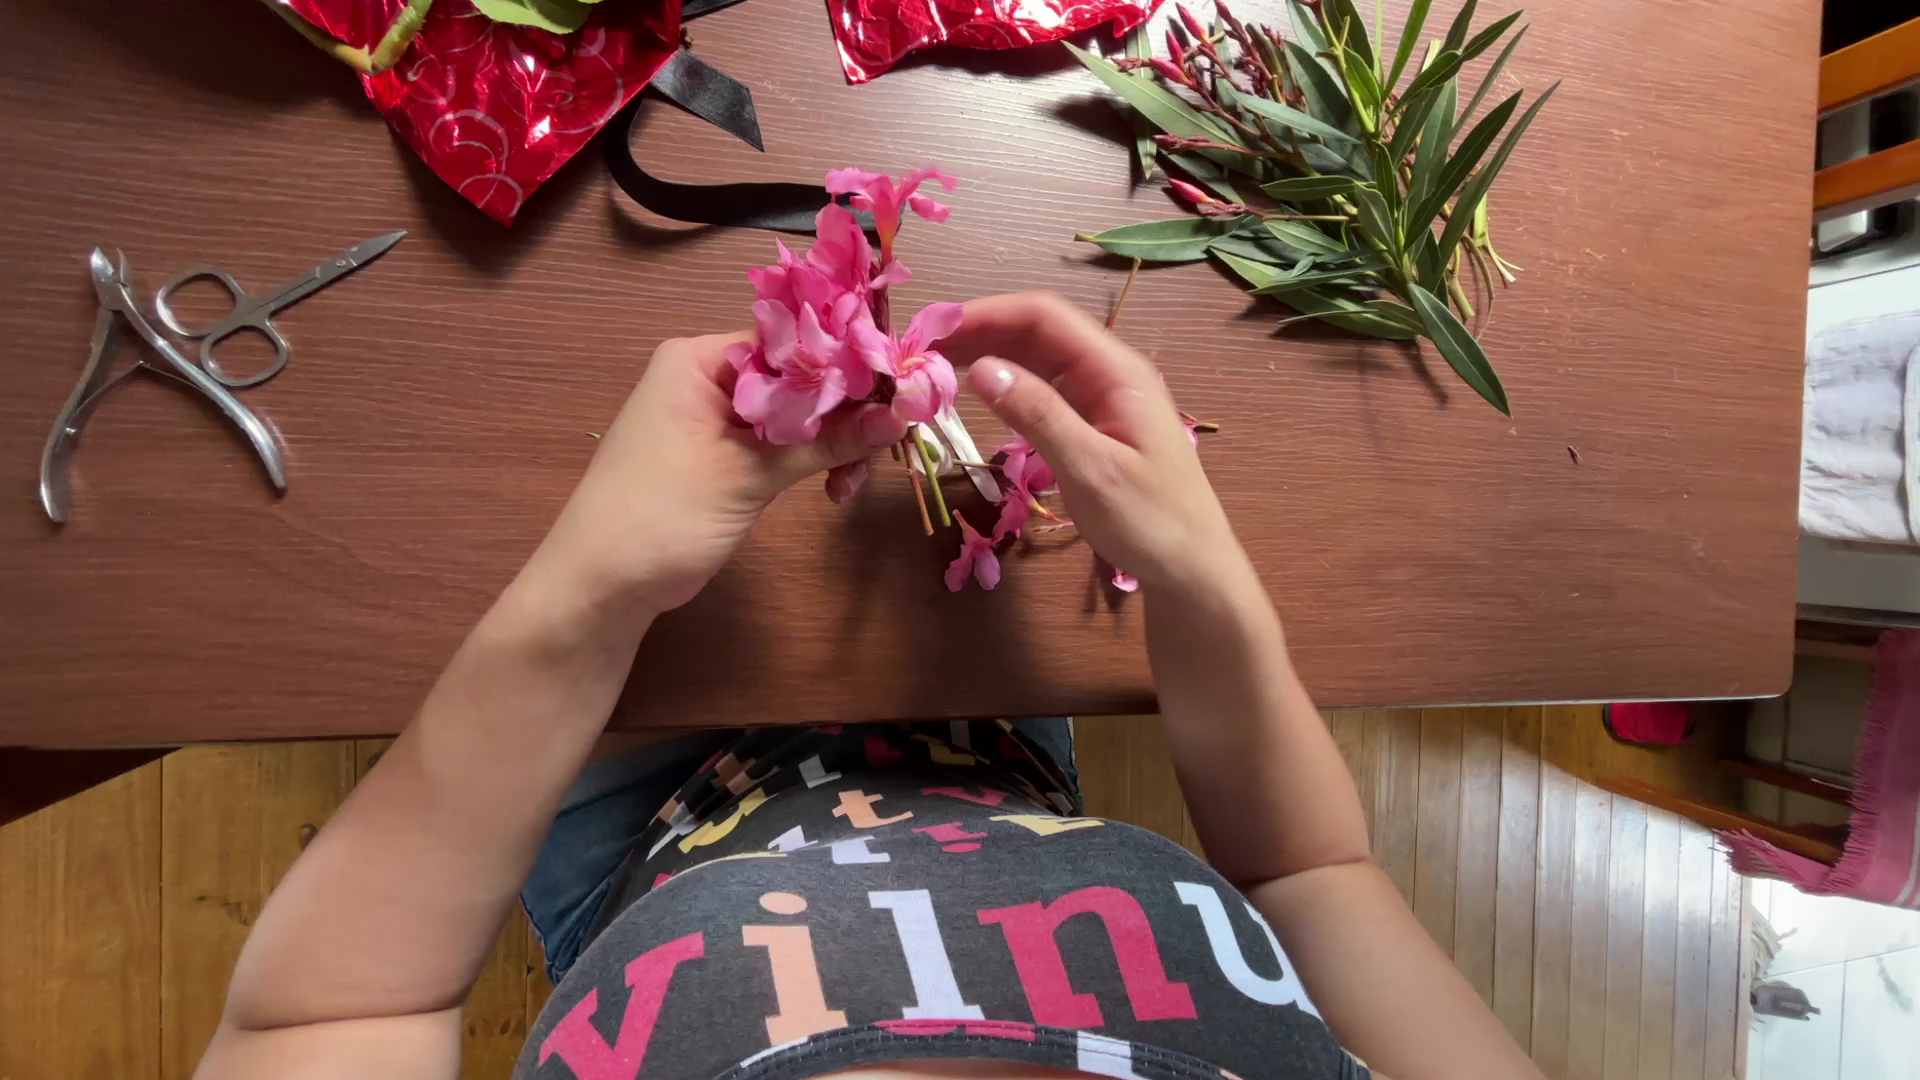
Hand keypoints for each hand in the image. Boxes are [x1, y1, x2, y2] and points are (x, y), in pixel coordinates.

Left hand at [534, 333, 907, 614]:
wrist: (604, 584)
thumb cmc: (663, 513)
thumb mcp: (749, 474)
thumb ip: (826, 441)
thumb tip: (900, 417)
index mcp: (702, 360)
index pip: (792, 342)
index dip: (847, 366)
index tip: (896, 397)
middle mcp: (713, 378)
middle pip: (801, 378)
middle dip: (844, 416)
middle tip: (880, 452)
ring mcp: (722, 419)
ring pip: (799, 415)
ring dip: (833, 445)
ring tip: (850, 485)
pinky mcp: (730, 455)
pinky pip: (785, 444)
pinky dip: (812, 462)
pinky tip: (835, 490)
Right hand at [947, 293, 1250, 596]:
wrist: (1190, 567)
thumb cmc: (1150, 521)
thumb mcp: (1091, 470)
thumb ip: (1038, 416)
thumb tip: (981, 369)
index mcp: (1117, 371)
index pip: (1045, 317)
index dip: (987, 314)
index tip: (935, 329)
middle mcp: (1109, 373)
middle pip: (1038, 332)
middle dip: (982, 331)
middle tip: (924, 349)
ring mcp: (1101, 398)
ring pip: (1038, 360)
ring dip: (990, 355)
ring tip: (938, 364)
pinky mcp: (1093, 424)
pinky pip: (1044, 391)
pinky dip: (1008, 385)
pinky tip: (980, 392)